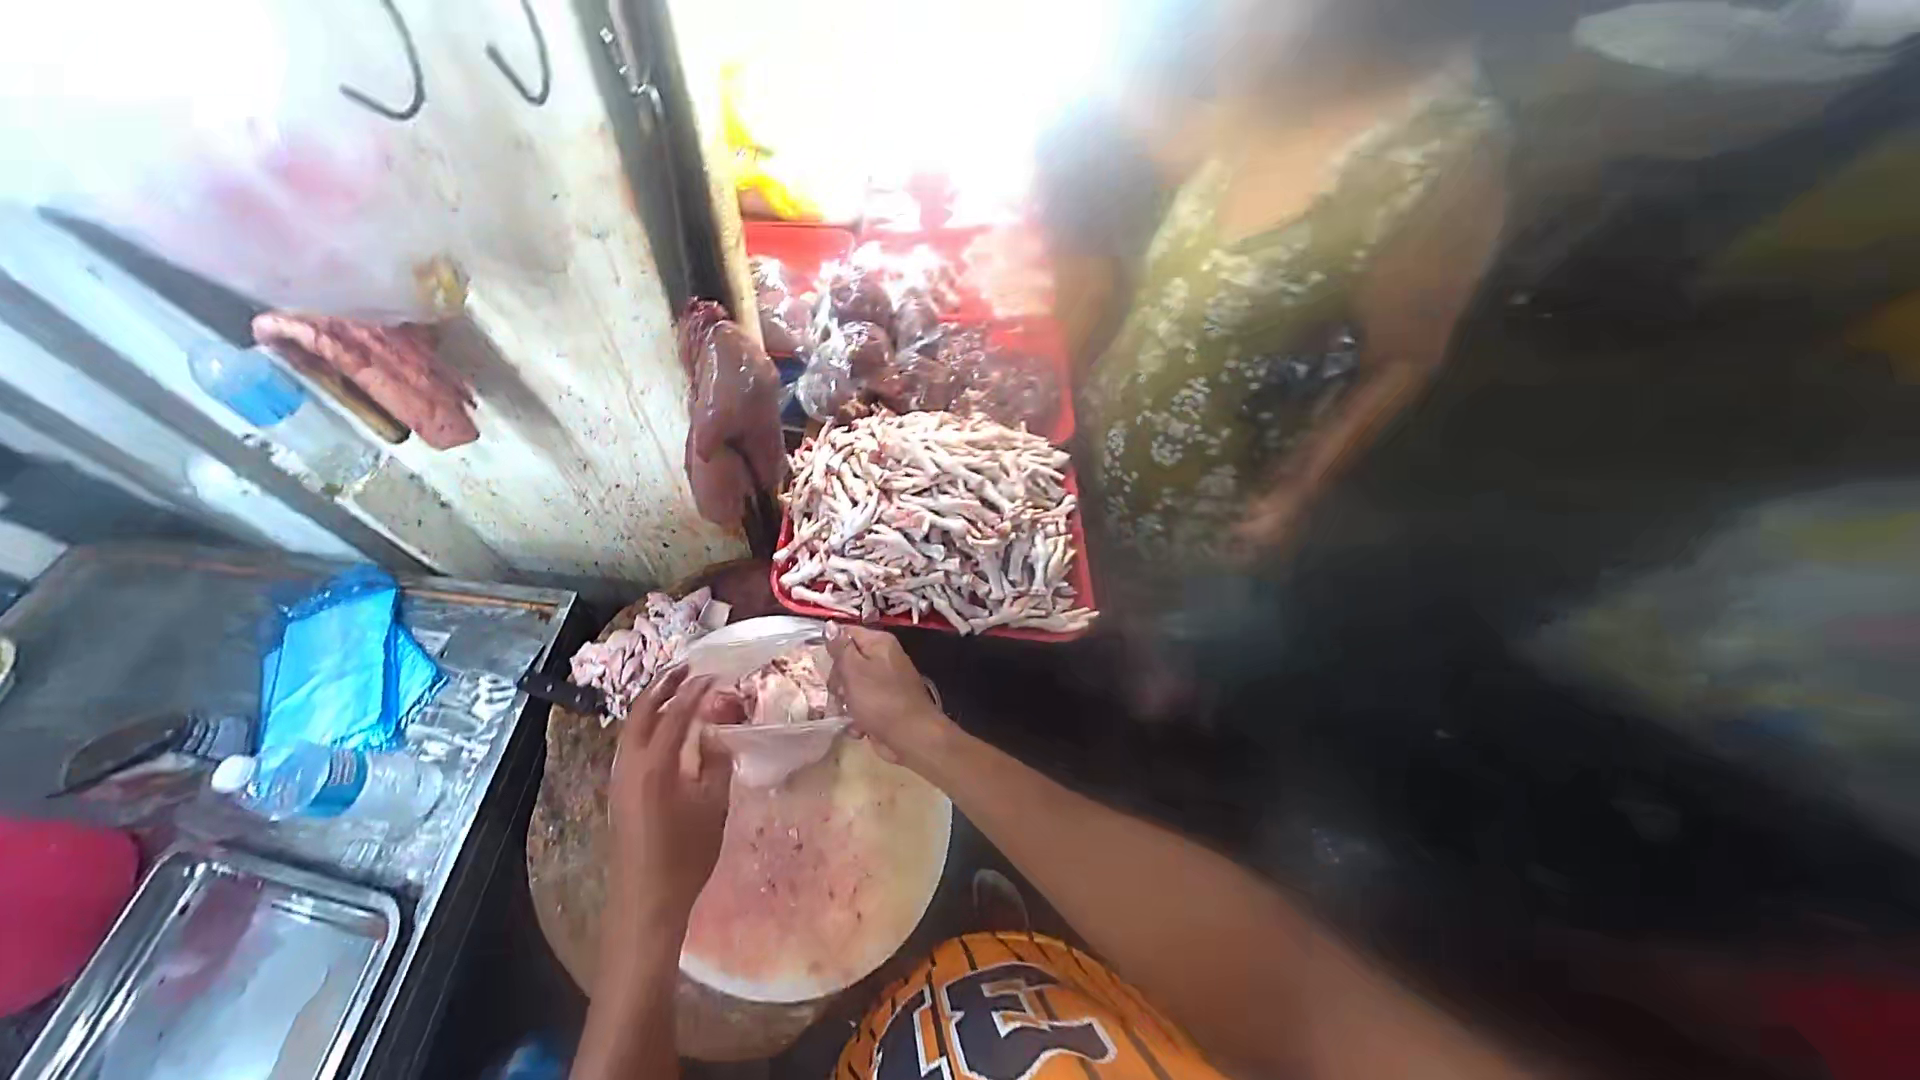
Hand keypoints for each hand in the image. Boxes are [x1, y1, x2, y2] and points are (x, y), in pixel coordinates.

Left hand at [605, 668, 738, 924]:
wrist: (647, 901)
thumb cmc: (687, 854)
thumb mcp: (714, 804)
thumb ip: (716, 760)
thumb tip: (719, 729)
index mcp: (656, 765)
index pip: (675, 713)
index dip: (695, 690)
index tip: (714, 673)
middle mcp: (630, 764)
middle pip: (642, 711)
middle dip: (664, 685)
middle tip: (688, 667)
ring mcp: (619, 777)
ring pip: (632, 726)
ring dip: (653, 702)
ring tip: (678, 688)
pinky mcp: (619, 790)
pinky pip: (631, 743)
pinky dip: (648, 723)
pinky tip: (666, 726)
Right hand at [825, 626, 955, 773]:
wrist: (911, 736)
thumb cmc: (880, 700)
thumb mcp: (854, 670)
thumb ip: (840, 647)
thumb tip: (829, 624)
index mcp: (879, 643)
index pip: (847, 633)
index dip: (832, 649)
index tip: (823, 666)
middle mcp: (885, 658)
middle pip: (848, 661)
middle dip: (838, 681)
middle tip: (839, 693)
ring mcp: (886, 682)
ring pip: (852, 686)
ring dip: (845, 702)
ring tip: (849, 713)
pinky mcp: (885, 703)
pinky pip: (863, 704)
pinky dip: (858, 716)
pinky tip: (860, 727)